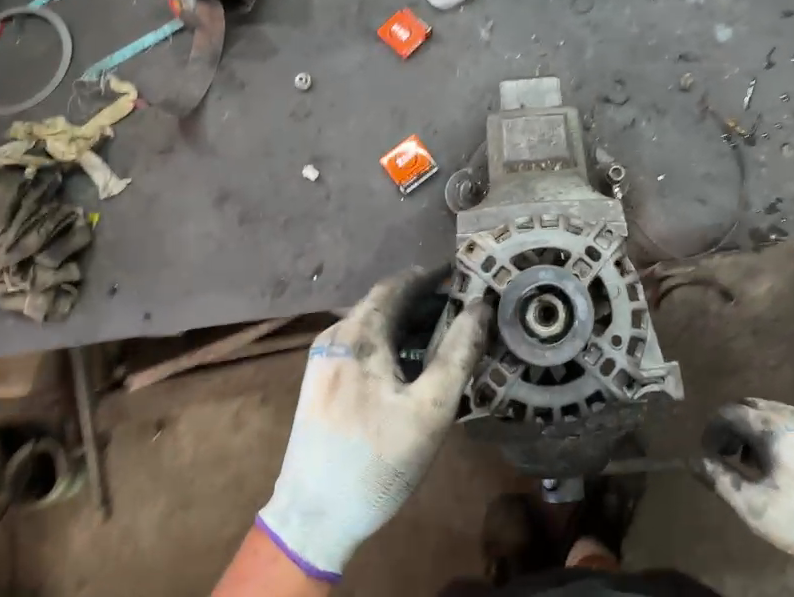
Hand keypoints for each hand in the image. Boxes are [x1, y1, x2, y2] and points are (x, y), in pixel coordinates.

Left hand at [256, 270, 489, 581]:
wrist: (312, 518)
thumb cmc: (376, 462)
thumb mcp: (430, 409)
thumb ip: (458, 353)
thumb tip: (481, 308)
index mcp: (358, 335)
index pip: (397, 285)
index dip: (432, 276)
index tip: (465, 274)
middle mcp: (335, 338)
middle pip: (385, 305)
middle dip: (426, 302)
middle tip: (466, 309)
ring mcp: (323, 362)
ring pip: (374, 328)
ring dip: (410, 325)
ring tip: (448, 337)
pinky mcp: (321, 385)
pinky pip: (363, 349)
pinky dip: (392, 345)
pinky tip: (414, 367)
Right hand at [700, 399, 793, 588]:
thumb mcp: (753, 506)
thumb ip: (719, 479)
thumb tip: (694, 461)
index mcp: (772, 426)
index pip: (730, 412)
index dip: (713, 429)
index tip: (708, 453)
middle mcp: (793, 416)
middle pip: (753, 406)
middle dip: (734, 426)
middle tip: (727, 455)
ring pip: (776, 413)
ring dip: (757, 429)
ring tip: (754, 462)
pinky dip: (780, 433)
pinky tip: (783, 463)